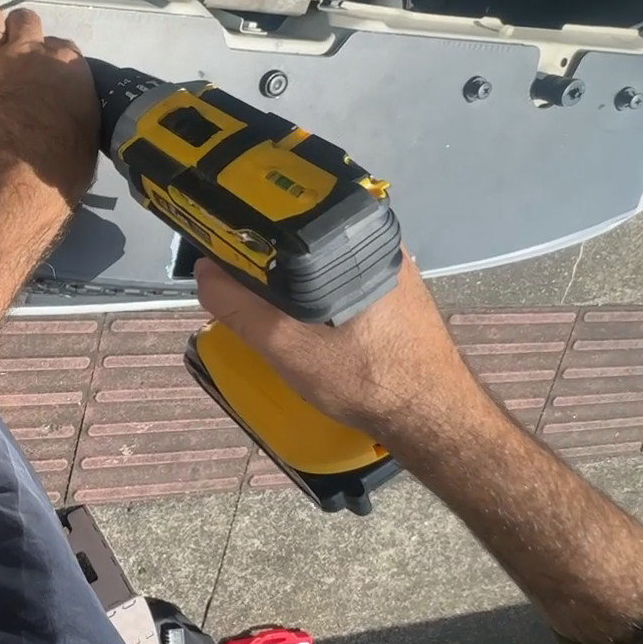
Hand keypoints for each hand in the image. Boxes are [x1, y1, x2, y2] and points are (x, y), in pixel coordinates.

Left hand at [0, 7, 98, 212]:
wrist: (13, 183)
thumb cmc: (58, 169)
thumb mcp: (85, 134)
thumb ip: (74, 109)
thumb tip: (67, 111)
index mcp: (67, 66)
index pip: (61, 46)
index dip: (51, 56)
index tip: (47, 69)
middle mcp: (28, 53)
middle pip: (24, 22)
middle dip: (21, 28)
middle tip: (18, 41)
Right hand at [193, 255, 486, 444]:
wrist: (438, 426)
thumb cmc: (367, 380)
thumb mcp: (287, 346)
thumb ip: (240, 306)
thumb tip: (204, 271)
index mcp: (356, 243)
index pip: (286, 217)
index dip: (246, 230)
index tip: (222, 251)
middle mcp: (378, 246)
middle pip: (300, 236)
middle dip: (264, 256)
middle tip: (240, 282)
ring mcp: (392, 269)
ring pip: (319, 258)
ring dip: (289, 277)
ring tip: (266, 302)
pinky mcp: (397, 293)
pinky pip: (338, 277)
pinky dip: (313, 290)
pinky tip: (304, 318)